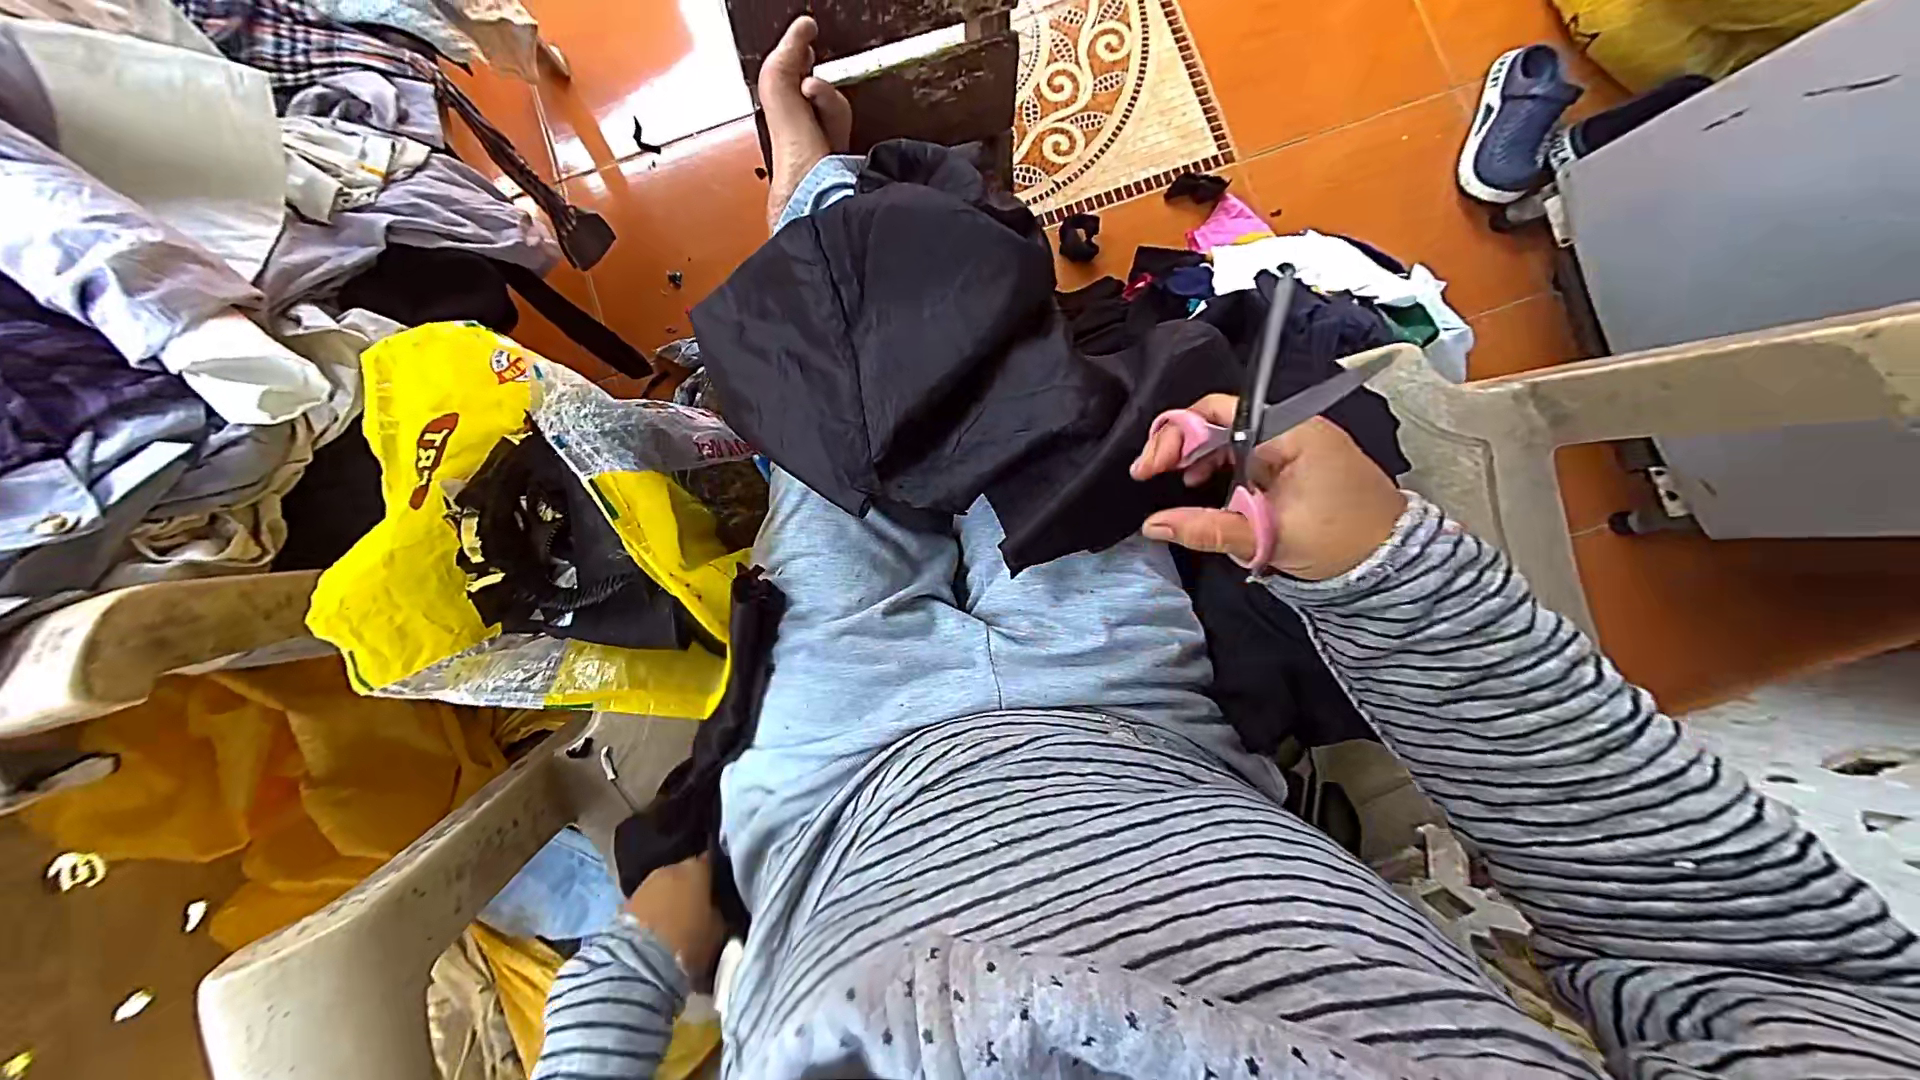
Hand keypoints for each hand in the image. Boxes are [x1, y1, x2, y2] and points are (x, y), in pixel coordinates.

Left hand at [622, 854, 726, 987]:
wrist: (636, 967)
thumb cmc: (688, 943)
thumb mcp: (719, 931)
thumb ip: (721, 913)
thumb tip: (720, 910)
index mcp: (698, 867)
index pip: (714, 862)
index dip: (718, 876)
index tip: (723, 890)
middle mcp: (671, 867)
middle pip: (686, 873)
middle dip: (691, 888)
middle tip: (699, 909)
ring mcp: (645, 884)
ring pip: (664, 887)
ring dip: (670, 900)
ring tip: (676, 923)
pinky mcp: (623, 905)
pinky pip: (647, 904)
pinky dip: (653, 913)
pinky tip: (657, 932)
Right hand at [1129, 395, 1406, 579]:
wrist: (1391, 562)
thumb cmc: (1338, 543)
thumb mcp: (1265, 537)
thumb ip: (1206, 528)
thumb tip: (1152, 525)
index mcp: (1290, 433)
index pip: (1217, 412)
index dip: (1175, 434)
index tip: (1149, 467)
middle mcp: (1289, 428)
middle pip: (1217, 420)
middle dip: (1177, 443)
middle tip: (1148, 473)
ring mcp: (1289, 443)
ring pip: (1225, 436)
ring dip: (1192, 454)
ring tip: (1170, 480)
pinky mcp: (1287, 462)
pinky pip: (1240, 452)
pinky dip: (1214, 465)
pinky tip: (1199, 483)